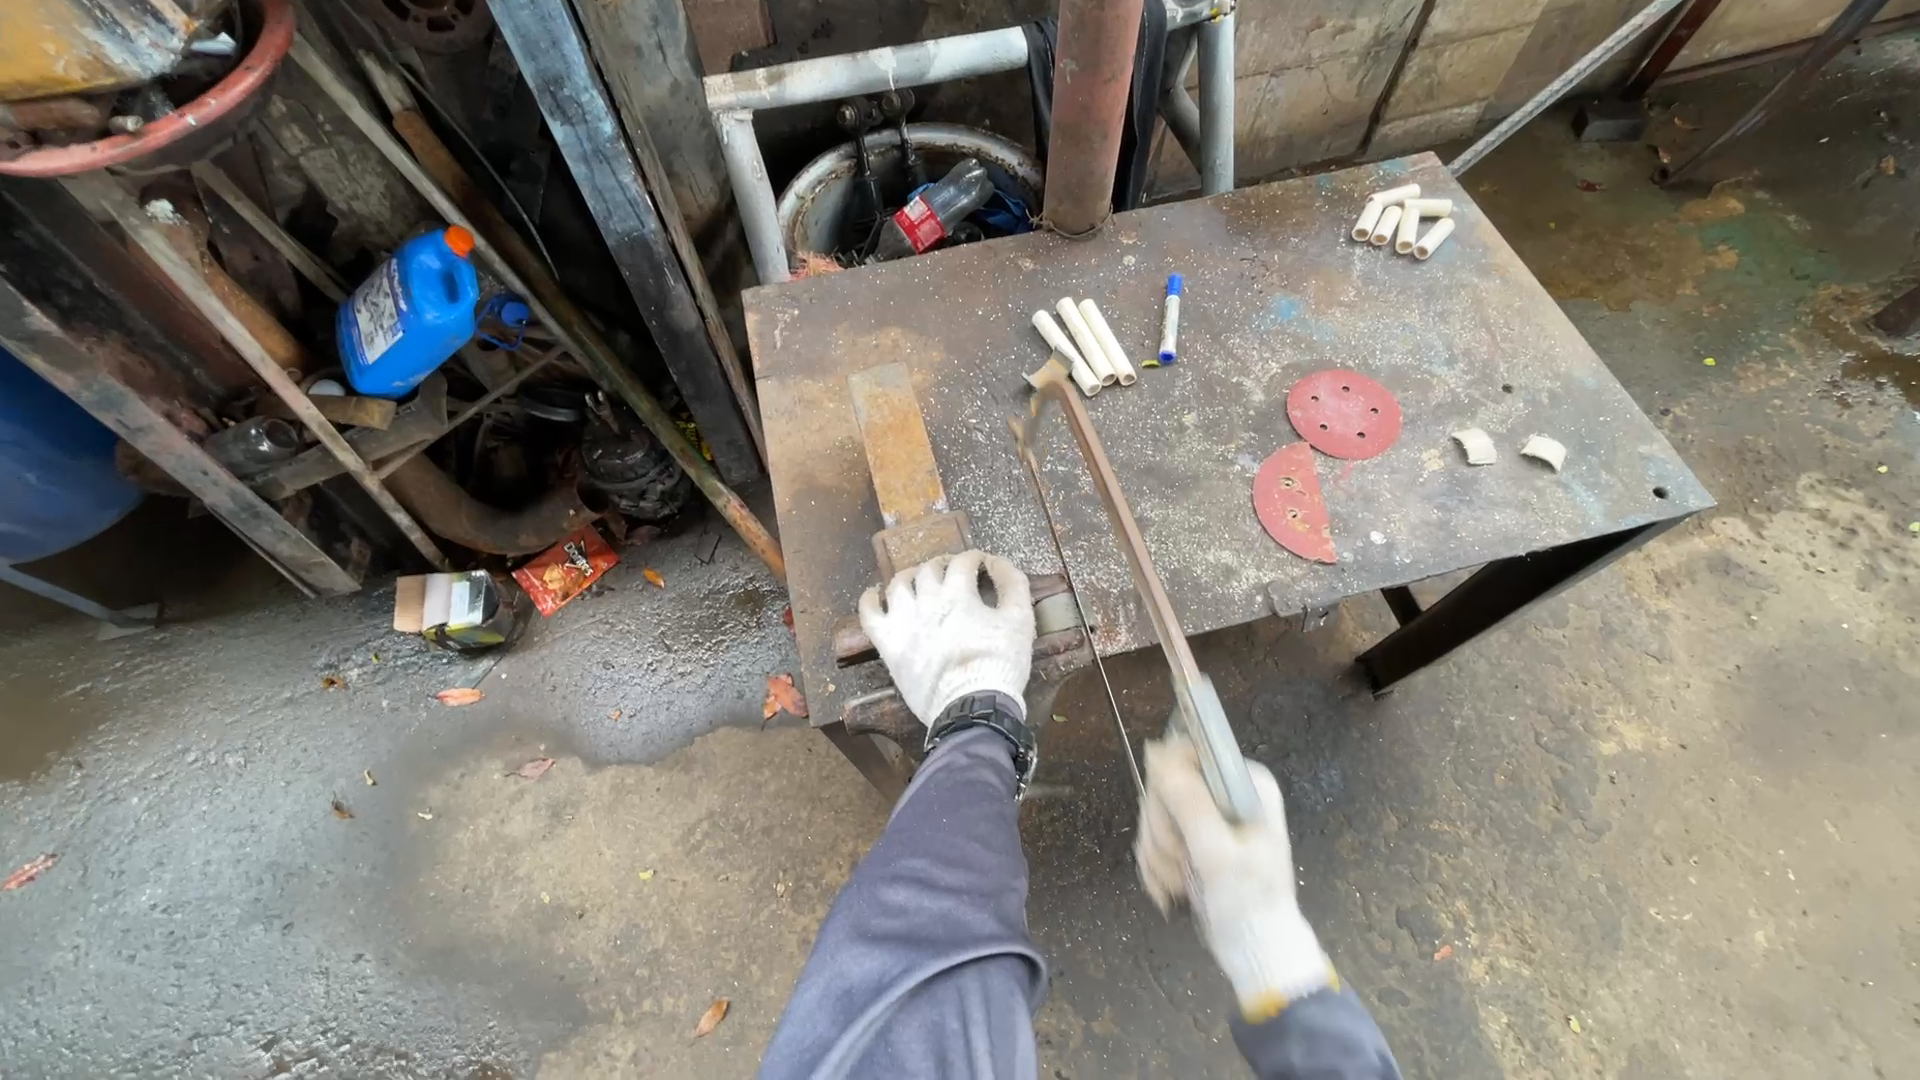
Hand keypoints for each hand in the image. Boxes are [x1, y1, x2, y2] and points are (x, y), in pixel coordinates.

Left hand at [858, 551, 1034, 725]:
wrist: (972, 707)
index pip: (963, 561)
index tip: (982, 565)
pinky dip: (870, 599)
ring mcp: (902, 621)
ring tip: (919, 580)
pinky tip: (875, 594)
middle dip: (944, 565)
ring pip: (899, 584)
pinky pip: (869, 614)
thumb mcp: (1020, 621)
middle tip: (954, 573)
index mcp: (958, 593)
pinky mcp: (888, 645)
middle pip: (930, 569)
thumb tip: (998, 562)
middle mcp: (926, 600)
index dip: (974, 558)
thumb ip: (1013, 585)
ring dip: (911, 576)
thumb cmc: (999, 664)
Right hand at [1136, 735, 1334, 1019]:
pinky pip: (1154, 836)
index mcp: (1244, 782)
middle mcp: (1225, 790)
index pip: (1183, 756)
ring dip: (1159, 854)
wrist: (1256, 953)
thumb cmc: (1248, 902)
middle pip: (1163, 787)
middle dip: (1163, 833)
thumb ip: (1188, 799)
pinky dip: (1157, 865)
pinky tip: (1172, 888)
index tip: (1177, 828)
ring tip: (1181, 882)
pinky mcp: (1192, 837)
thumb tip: (1155, 750)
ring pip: (1153, 813)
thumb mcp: (1217, 851)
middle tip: (1181, 862)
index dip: (1168, 790)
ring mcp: (1208, 814)